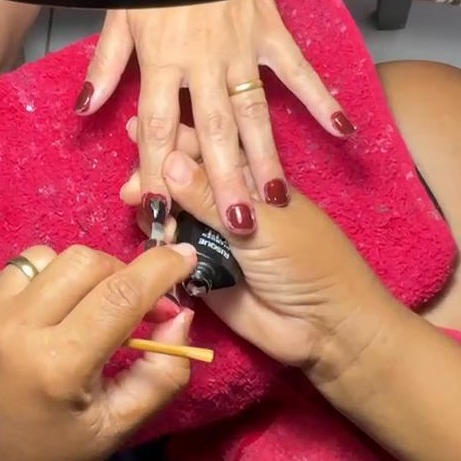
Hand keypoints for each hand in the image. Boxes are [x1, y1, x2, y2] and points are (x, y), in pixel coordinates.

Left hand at [0, 244, 199, 460]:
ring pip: (46, 257)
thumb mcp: (117, 427)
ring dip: (75, 276)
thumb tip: (179, 315)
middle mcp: (15, 328)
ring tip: (78, 311)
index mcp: (58, 364)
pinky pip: (13, 270)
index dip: (159, 269)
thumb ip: (161, 373)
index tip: (184, 256)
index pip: (119, 295)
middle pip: (83, 262)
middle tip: (127, 303)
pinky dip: (38, 283)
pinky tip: (40, 317)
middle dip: (118, 272)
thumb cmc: (51, 455)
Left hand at [80, 0, 351, 240]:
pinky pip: (299, 69)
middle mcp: (202, 62)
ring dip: (266, 156)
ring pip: (255, 111)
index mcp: (161, 61)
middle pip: (213, 130)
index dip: (158, 169)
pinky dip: (321, 98)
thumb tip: (85, 109)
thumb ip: (105, 67)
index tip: (161, 209)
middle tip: (238, 223)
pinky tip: (342, 130)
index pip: (159, 125)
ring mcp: (241, 48)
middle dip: (225, 179)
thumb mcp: (119, 17)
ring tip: (276, 198)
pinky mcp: (271, 32)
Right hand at [119, 122, 401, 385]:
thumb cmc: (308, 262)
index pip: (203, 148)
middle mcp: (224, 202)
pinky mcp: (197, 268)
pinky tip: (150, 241)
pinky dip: (155, 244)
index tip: (136, 132)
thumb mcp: (262, 222)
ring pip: (168, 214)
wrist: (325, 328)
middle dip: (152, 178)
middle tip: (134, 190)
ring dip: (152, 211)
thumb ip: (211, 196)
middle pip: (177, 180)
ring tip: (143, 215)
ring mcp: (209, 235)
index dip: (170, 140)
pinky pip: (167, 251)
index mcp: (246, 179)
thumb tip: (168, 159)